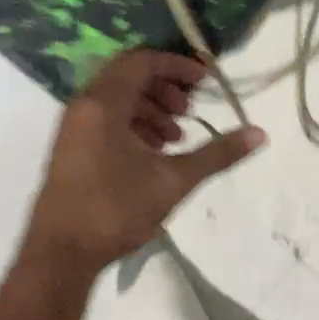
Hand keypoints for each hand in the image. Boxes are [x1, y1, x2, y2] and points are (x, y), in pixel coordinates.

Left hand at [22, 50, 266, 275]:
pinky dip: (133, 124)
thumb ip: (217, 154)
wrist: (58, 257)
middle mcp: (83, 106)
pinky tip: (153, 154)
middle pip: (129, 76)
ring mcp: (73, 128)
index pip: (143, 62)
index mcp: (103, 103)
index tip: (205, 82)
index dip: (177, 66)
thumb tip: (260, 133)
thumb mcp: (174, 181)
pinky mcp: (70, 149)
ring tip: (177, 137)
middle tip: (190, 110)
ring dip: (151, 108)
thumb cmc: (114, 210)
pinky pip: (105, 118)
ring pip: (117, 99)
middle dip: (165, 87)